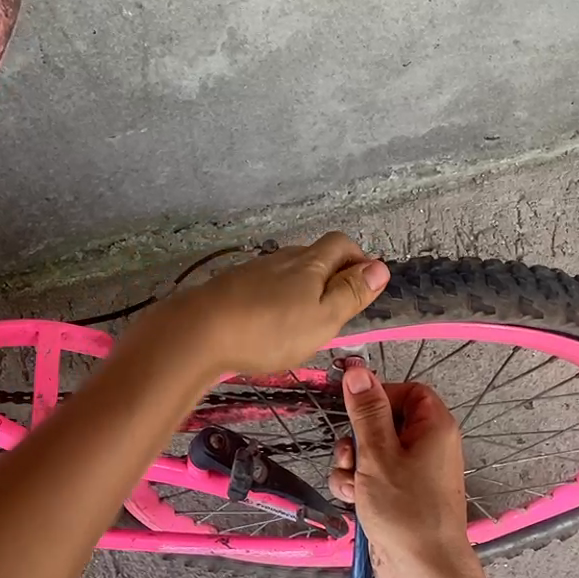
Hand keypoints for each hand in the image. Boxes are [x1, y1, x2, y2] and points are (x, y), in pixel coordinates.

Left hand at [140, 232, 389, 375]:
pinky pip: (262, 288)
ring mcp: (251, 272)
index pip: (341, 244)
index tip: (365, 286)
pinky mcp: (229, 289)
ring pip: (286, 273)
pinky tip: (269, 325)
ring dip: (301, 289)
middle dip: (331, 275)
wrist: (198, 333)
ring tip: (304, 322)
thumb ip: (351, 293)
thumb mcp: (323, 318)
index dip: (358, 259)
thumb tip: (380, 266)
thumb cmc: (270, 330)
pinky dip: (275, 301)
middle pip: (313, 256)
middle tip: (338, 309)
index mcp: (309, 263)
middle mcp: (281, 259)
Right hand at [327, 365, 476, 577]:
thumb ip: (365, 411)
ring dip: (351, 464)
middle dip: (356, 439)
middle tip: (350, 456)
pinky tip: (353, 499)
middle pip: (382, 421)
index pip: (406, 391)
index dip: (378, 396)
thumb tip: (357, 370)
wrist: (422, 570)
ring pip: (370, 450)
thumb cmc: (406, 510)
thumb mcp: (378, 454)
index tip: (352, 409)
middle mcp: (427, 445)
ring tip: (352, 485)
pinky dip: (357, 483)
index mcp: (434, 427)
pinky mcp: (399, 494)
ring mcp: (413, 471)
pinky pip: (371, 475)